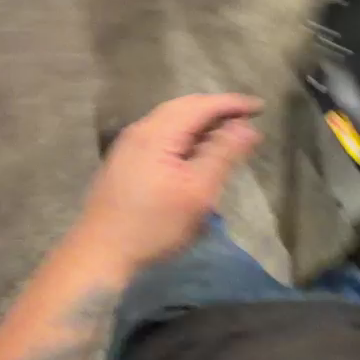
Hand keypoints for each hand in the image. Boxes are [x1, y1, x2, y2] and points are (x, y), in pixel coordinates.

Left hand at [74, 93, 263, 268]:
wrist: (99, 255)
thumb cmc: (153, 225)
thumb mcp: (197, 192)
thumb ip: (223, 154)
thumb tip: (247, 127)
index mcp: (157, 132)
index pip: (201, 105)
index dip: (232, 104)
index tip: (261, 107)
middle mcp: (140, 130)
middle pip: (184, 107)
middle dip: (217, 109)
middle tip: (246, 118)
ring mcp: (129, 145)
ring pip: (171, 121)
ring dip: (200, 122)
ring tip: (226, 133)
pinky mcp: (125, 162)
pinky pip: (162, 135)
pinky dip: (185, 135)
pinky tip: (195, 152)